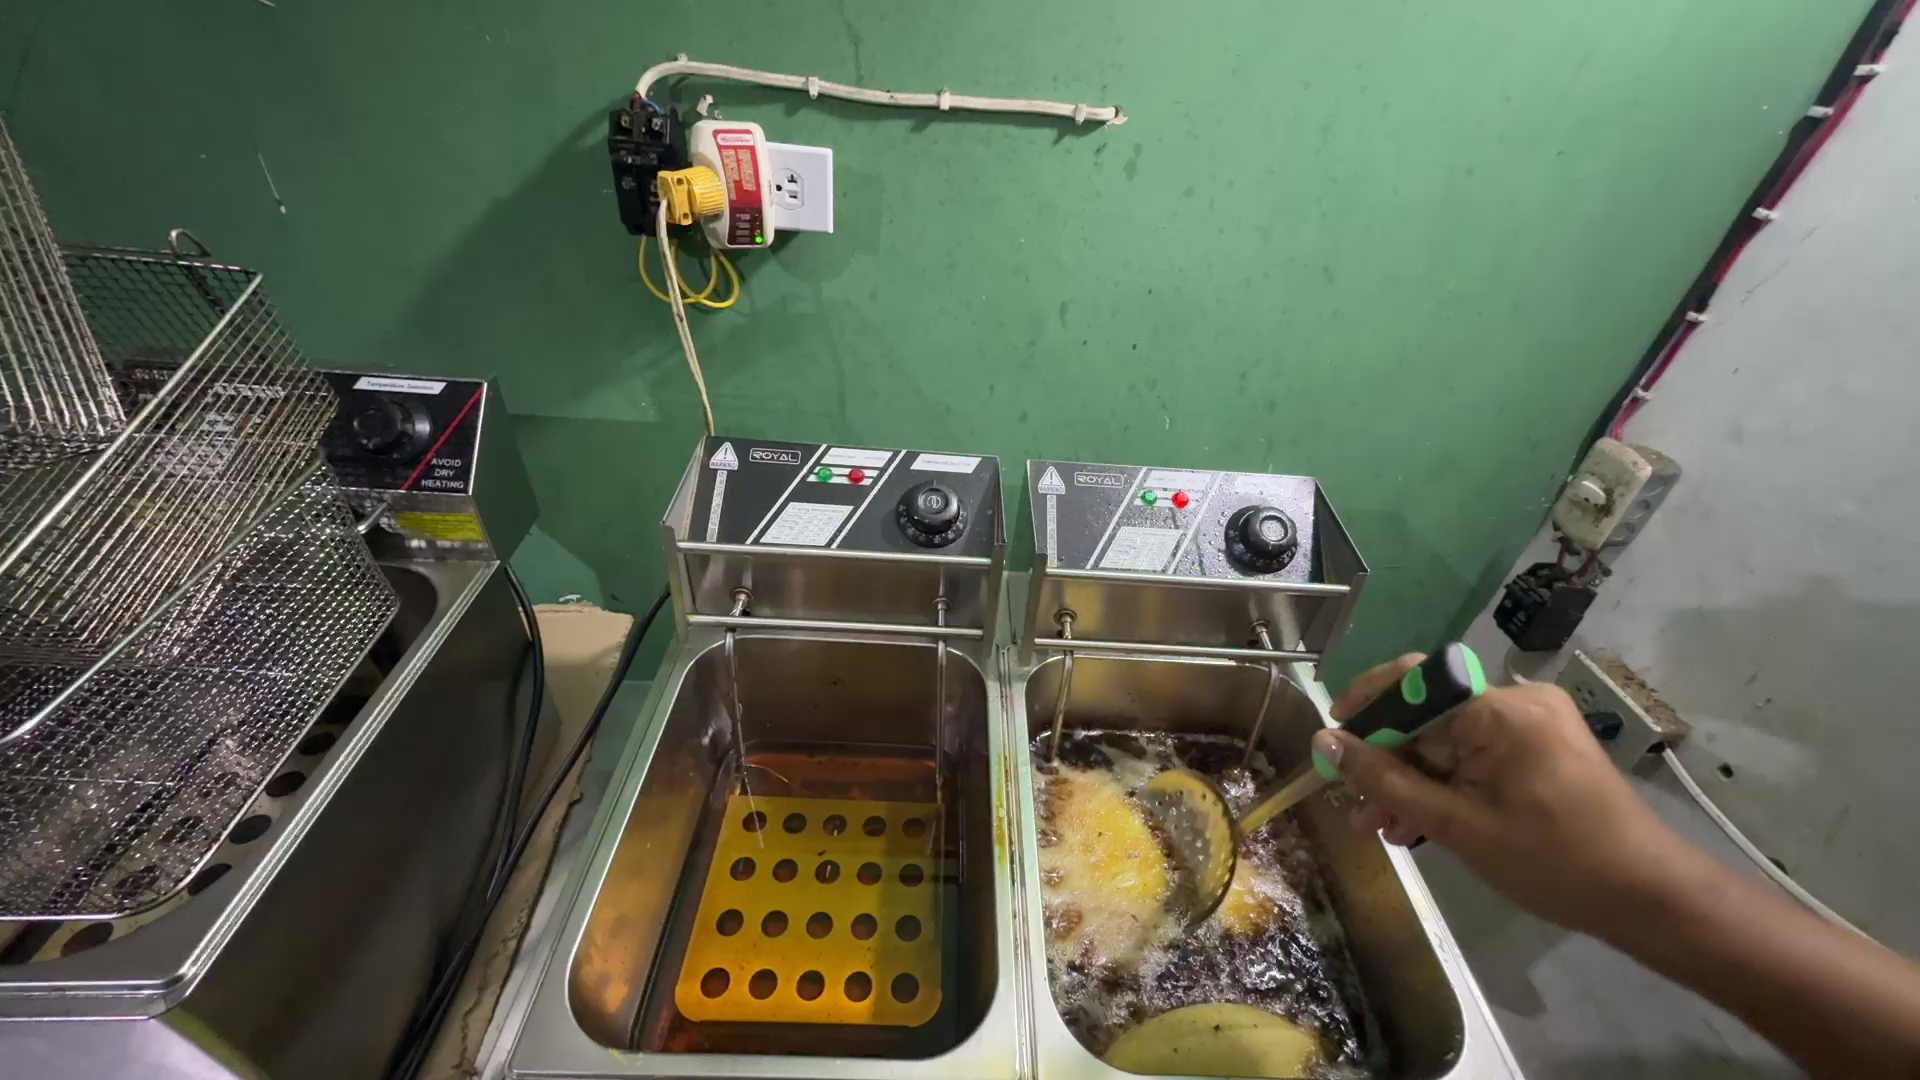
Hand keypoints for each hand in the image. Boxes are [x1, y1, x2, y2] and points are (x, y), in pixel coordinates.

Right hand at [1311, 654, 1693, 936]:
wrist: (1655, 902)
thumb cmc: (1557, 864)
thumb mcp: (1457, 826)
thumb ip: (1384, 780)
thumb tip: (1324, 742)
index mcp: (1500, 711)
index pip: (1410, 680)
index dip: (1362, 705)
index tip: (1332, 743)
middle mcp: (1514, 700)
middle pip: (1423, 713)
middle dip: (1384, 759)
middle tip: (1355, 803)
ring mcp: (1528, 721)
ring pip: (1442, 737)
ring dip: (1408, 777)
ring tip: (1381, 824)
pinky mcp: (1535, 743)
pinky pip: (1469, 750)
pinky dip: (1441, 781)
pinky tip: (1417, 821)